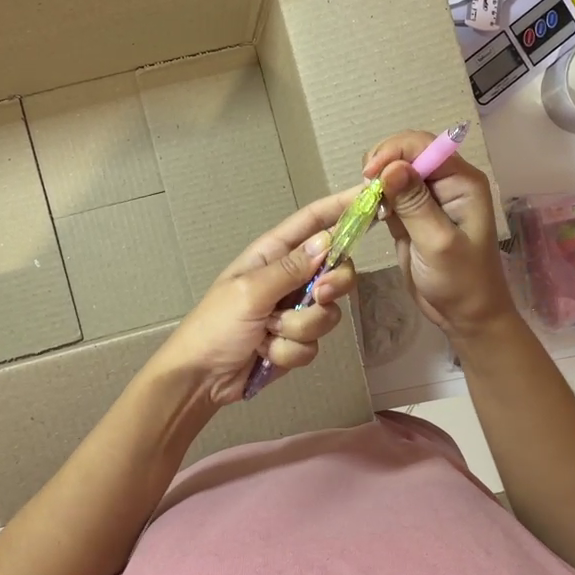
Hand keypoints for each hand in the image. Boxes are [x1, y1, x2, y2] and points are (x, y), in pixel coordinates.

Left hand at [150, 187, 361, 405]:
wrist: (201, 378)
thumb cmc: (215, 326)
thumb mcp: (250, 292)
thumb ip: (290, 269)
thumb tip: (327, 240)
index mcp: (272, 254)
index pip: (313, 221)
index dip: (342, 207)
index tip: (373, 196)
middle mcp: (289, 278)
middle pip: (336, 270)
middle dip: (332, 286)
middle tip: (316, 296)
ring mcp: (294, 311)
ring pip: (327, 313)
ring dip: (298, 329)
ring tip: (268, 334)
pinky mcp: (297, 341)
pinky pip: (314, 343)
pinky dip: (290, 352)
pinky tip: (267, 354)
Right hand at [363, 131, 513, 338]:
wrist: (465, 316)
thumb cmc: (461, 282)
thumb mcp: (438, 243)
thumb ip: (414, 204)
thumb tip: (391, 167)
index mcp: (462, 181)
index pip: (423, 146)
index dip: (393, 152)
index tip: (368, 176)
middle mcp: (446, 183)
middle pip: (407, 153)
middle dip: (382, 163)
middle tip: (364, 189)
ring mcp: (428, 199)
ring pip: (395, 172)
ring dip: (376, 182)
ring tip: (364, 202)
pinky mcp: (412, 215)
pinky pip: (390, 195)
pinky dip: (375, 199)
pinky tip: (367, 212)